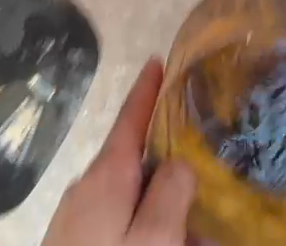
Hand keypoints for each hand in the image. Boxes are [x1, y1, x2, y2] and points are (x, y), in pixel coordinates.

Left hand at [42, 58, 197, 245]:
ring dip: (163, 208)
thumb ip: (171, 193)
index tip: (158, 59)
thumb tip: (179, 162)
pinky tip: (167, 243)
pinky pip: (119, 228)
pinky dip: (147, 230)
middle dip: (170, 162)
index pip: (130, 118)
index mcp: (106, 176)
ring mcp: (77, 225)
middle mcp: (87, 192)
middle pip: (134, 160)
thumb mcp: (154, 240)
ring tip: (199, 228)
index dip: (147, 89)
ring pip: (131, 200)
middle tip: (208, 166)